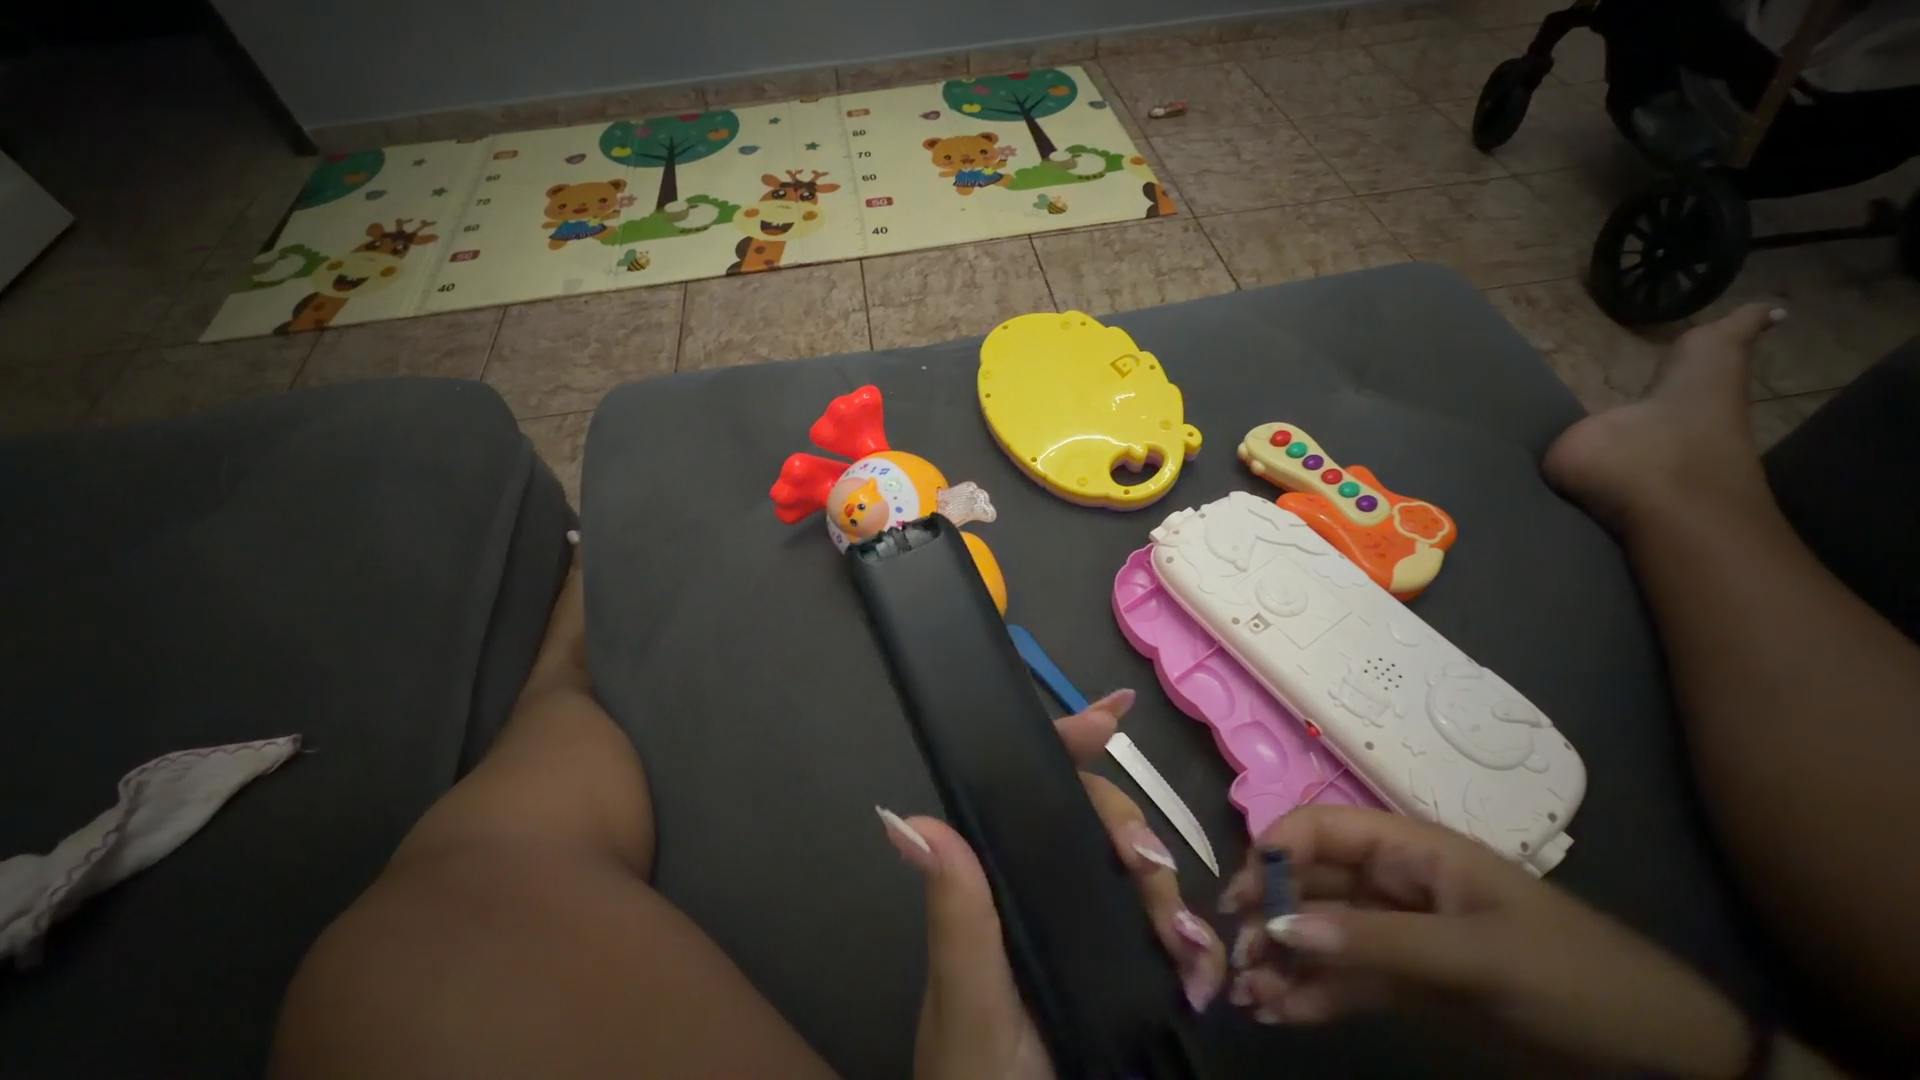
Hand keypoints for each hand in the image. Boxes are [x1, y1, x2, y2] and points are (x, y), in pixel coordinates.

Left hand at [878, 689, 1226, 1079]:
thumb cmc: (979, 1067)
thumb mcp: (968, 993)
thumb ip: (954, 912)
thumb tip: (905, 820)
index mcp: (995, 879)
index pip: (1026, 793)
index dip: (1066, 744)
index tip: (1110, 715)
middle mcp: (1040, 887)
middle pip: (1095, 822)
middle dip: (1131, 830)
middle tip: (1148, 868)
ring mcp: (1084, 924)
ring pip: (1138, 872)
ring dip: (1170, 894)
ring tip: (1182, 941)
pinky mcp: (1123, 965)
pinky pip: (1167, 930)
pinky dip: (1192, 941)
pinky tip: (1198, 967)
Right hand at [1221, 806, 1753, 1079]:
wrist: (1659, 1056)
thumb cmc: (1572, 977)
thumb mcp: (1476, 956)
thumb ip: (1374, 941)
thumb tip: (1277, 926)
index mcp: (1412, 851)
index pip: (1322, 830)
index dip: (1275, 852)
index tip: (1241, 896)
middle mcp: (1394, 885)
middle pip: (1310, 884)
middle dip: (1267, 915)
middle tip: (1235, 958)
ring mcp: (1398, 936)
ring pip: (1319, 935)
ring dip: (1280, 960)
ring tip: (1247, 995)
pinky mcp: (1407, 984)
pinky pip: (1344, 981)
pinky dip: (1309, 995)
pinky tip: (1277, 1014)